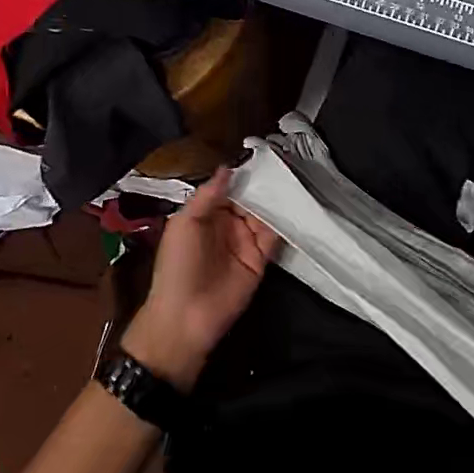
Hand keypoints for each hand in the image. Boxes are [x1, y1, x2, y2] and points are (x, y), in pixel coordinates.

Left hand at [122, 168, 279, 389]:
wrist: (186, 316)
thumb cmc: (178, 265)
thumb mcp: (185, 223)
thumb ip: (208, 195)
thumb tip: (228, 167)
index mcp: (207, 215)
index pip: (230, 188)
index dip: (244, 175)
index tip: (263, 156)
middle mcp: (228, 225)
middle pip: (250, 199)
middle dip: (264, 185)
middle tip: (285, 163)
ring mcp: (245, 242)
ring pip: (264, 215)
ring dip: (276, 201)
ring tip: (294, 179)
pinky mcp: (260, 259)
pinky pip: (274, 237)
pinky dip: (284, 223)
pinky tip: (295, 206)